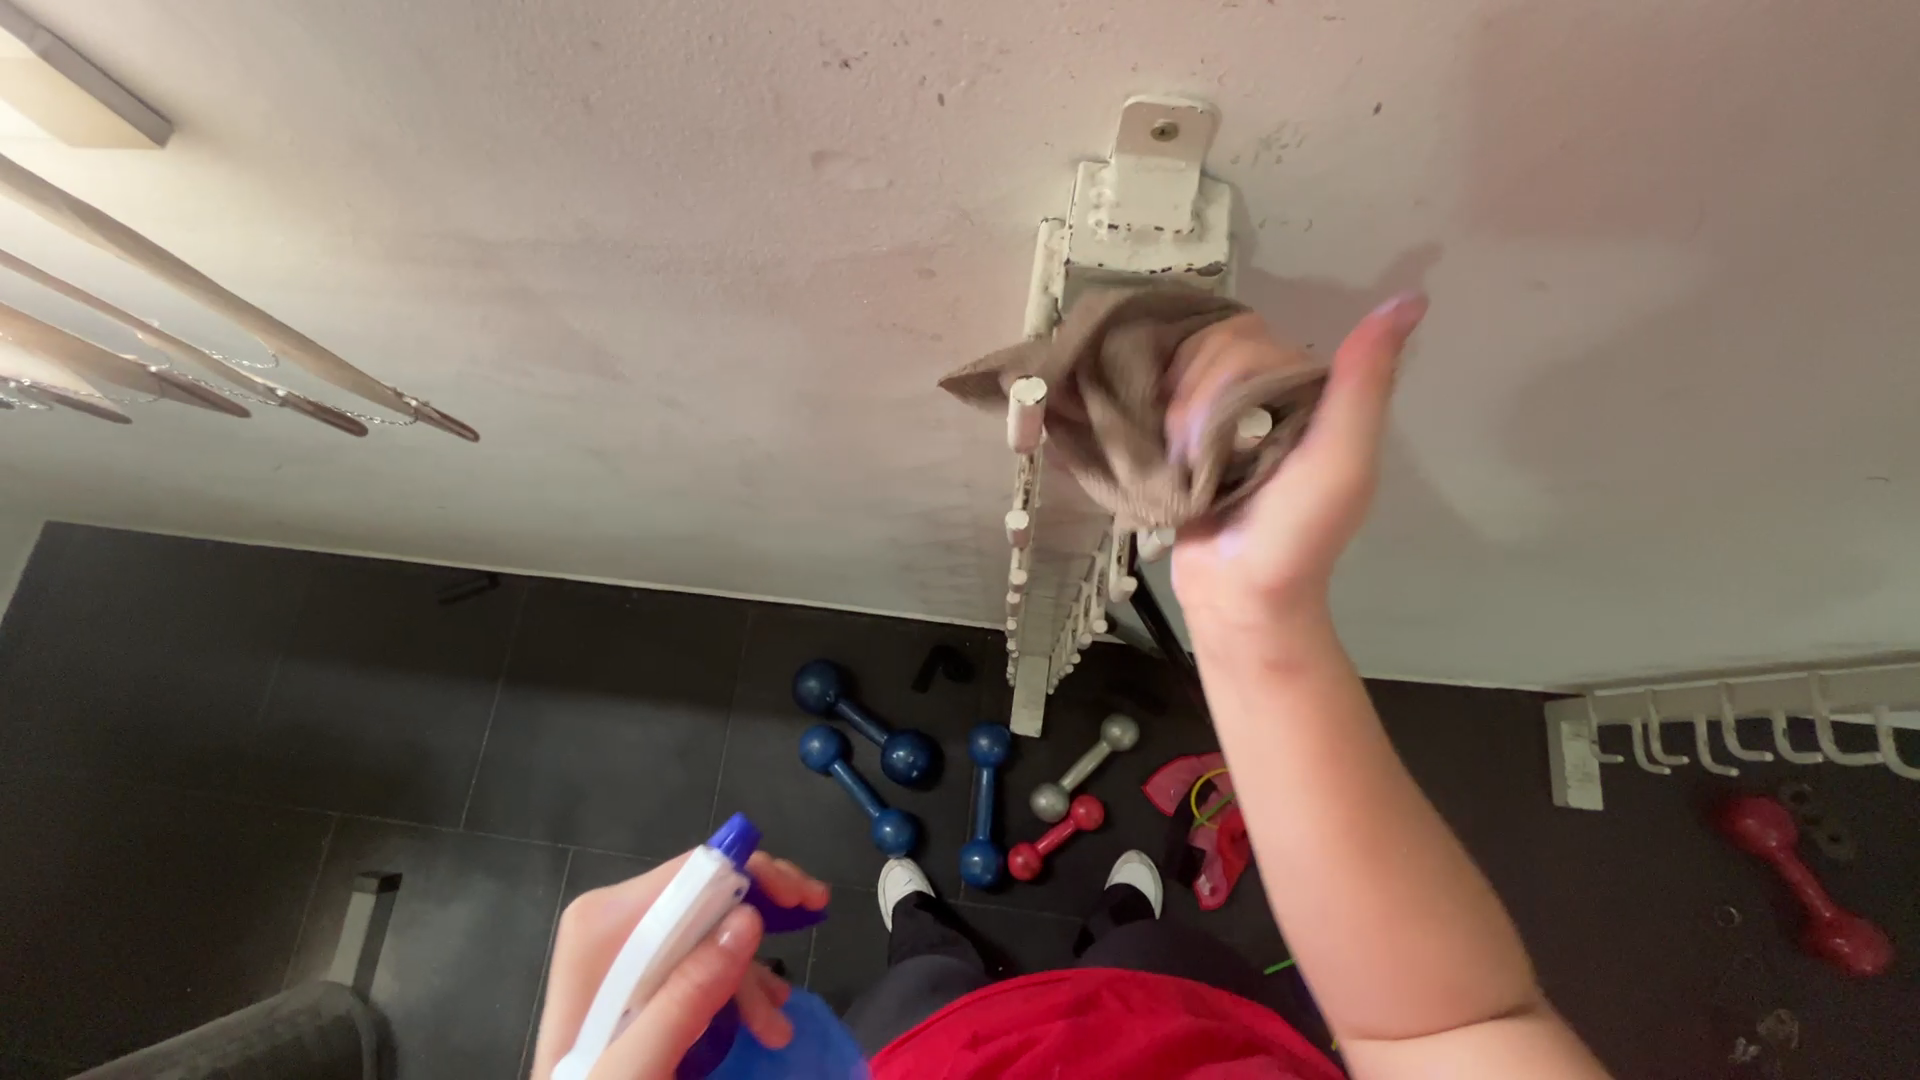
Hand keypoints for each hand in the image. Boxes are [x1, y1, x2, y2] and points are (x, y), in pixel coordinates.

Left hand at [529, 851, 830, 1079]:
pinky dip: (737, 984)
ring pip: (712, 930)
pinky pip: (701, 959)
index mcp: (603, 926)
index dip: (753, 875)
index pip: (691, 872)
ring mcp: (627, 949)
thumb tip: (749, 917)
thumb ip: (686, 996)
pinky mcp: (641, 977)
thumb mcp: (637, 1067)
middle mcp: (614, 923)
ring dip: (753, 969)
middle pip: (706, 892)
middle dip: (761, 916)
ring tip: (779, 1024)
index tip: (802, 900)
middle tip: (816, 912)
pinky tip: (762, 1020)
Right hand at [1166, 293, 1427, 633]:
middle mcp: (1261, 396)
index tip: (1230, 430)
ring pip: (1178, 376)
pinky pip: (1156, 401)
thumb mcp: (1341, 459)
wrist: (1237, 593)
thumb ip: (1363, 382)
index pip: (1245, 339)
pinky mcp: (1181, 443)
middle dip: (1196, 404)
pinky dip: (1152, 421)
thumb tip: (1410, 299)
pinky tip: (1162, 449)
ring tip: (1184, 463)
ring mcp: (1217, 419)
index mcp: (1304, 392)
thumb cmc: (1295, 533)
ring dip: (1173, 419)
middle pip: (1206, 354)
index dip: (1224, 376)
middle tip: (1202, 455)